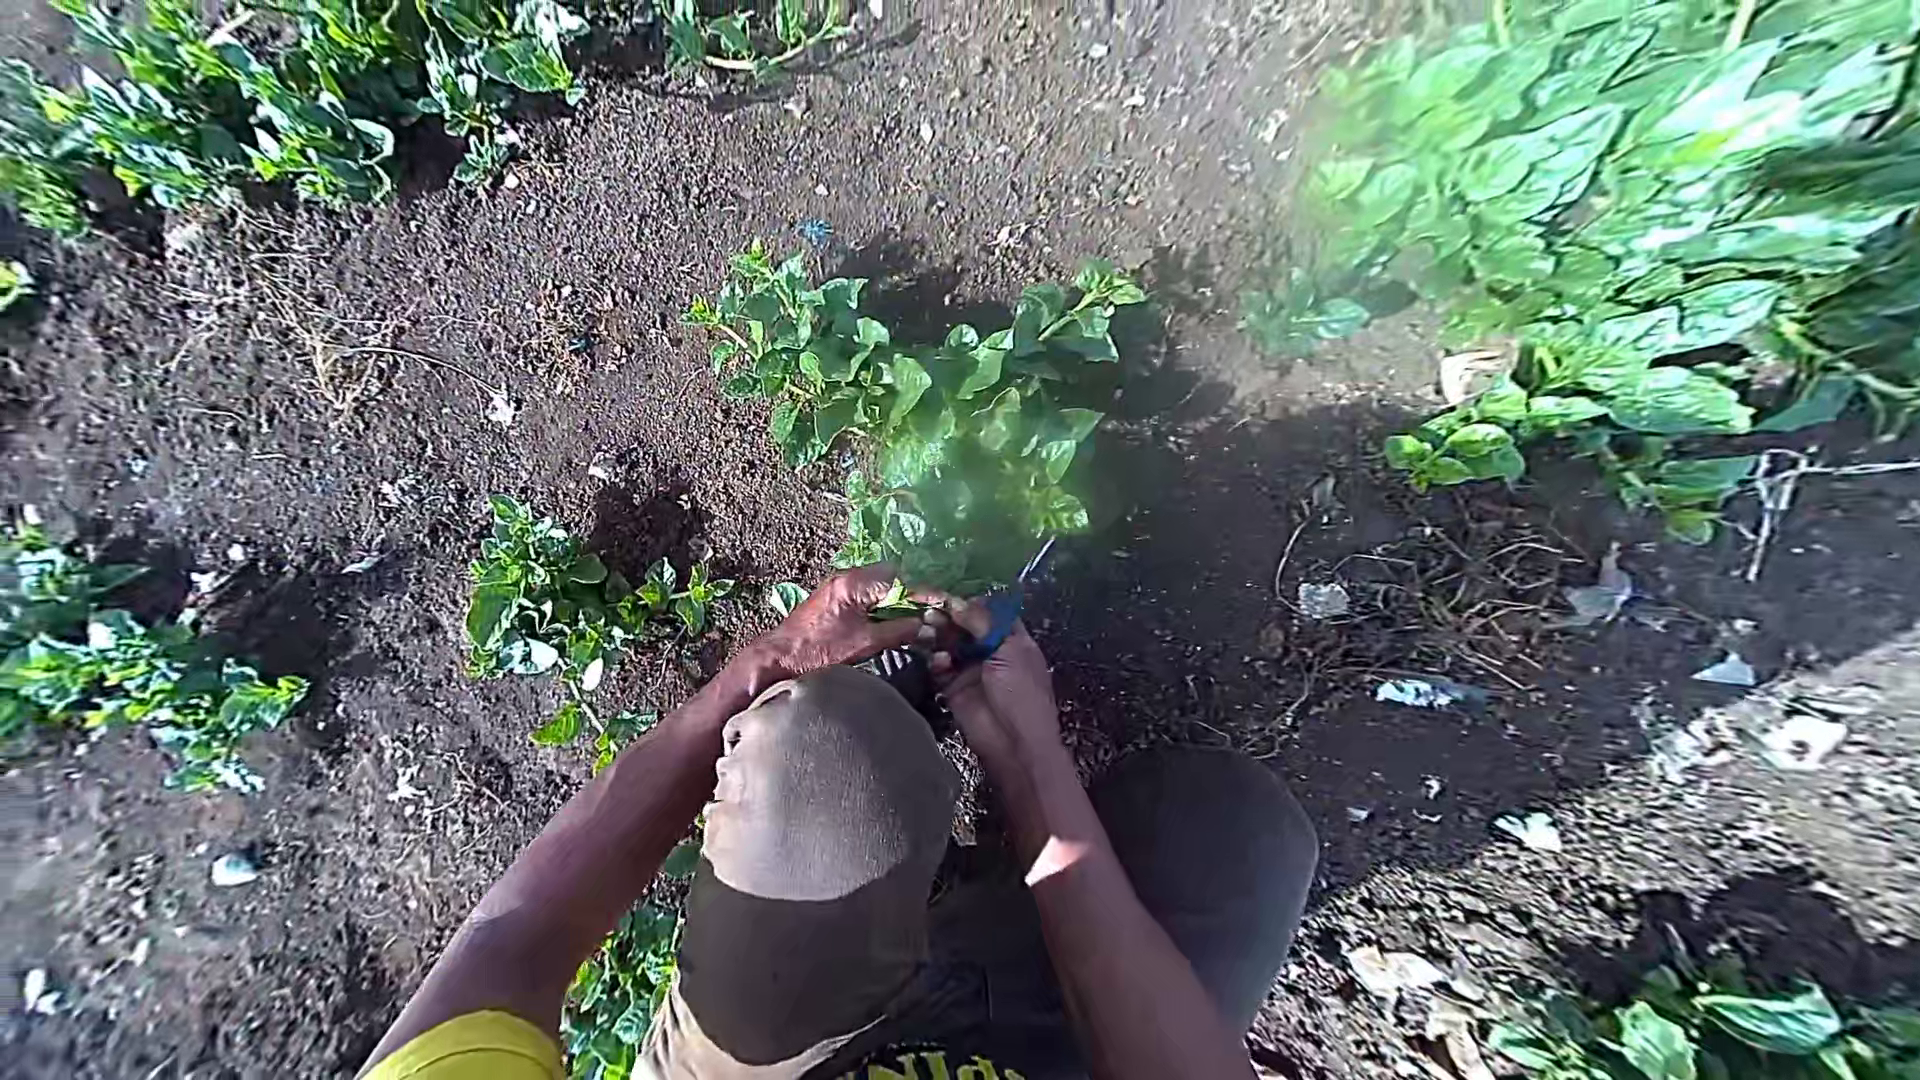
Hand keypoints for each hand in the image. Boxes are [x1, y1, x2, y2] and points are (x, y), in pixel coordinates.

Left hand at [740, 564, 928, 689]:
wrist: (776, 660)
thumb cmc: (818, 652)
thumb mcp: (865, 642)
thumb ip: (900, 631)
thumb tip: (929, 627)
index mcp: (855, 582)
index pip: (902, 580)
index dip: (927, 593)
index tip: (946, 604)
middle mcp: (848, 577)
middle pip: (894, 577)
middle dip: (916, 594)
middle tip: (936, 611)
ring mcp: (840, 586)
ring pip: (882, 586)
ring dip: (902, 600)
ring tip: (922, 617)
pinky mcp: (836, 599)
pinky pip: (870, 595)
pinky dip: (887, 605)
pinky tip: (897, 620)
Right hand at [930, 601, 1063, 776]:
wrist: (1015, 744)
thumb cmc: (1021, 693)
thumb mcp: (1008, 650)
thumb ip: (982, 623)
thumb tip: (956, 602)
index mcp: (1011, 637)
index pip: (988, 611)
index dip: (969, 601)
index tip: (947, 593)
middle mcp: (989, 649)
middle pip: (963, 624)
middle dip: (947, 615)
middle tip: (929, 607)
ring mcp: (970, 667)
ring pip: (948, 642)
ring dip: (938, 634)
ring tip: (927, 628)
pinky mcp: (953, 686)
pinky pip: (938, 666)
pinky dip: (936, 660)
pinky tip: (939, 662)